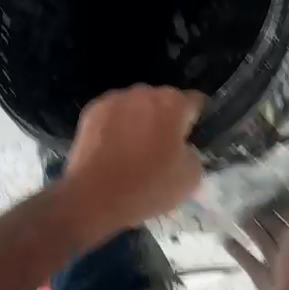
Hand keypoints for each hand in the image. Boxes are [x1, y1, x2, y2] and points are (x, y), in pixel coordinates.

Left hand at [62, 85, 205, 236]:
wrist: (94, 197)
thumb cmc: (148, 186)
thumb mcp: (191, 178)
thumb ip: (193, 153)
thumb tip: (183, 148)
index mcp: (173, 103)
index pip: (195, 102)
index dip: (196, 121)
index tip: (190, 140)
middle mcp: (145, 91)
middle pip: (163, 102)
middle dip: (166, 120)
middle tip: (162, 150)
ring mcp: (115, 98)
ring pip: (136, 106)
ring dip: (140, 121)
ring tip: (133, 151)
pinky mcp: (92, 110)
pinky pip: (113, 114)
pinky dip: (116, 126)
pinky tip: (112, 150)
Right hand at [224, 168, 288, 289]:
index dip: (279, 195)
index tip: (262, 178)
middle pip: (274, 223)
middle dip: (261, 210)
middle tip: (240, 192)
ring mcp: (276, 262)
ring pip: (261, 239)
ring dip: (249, 226)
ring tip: (231, 210)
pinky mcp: (262, 277)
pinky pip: (248, 260)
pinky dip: (238, 250)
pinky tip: (224, 238)